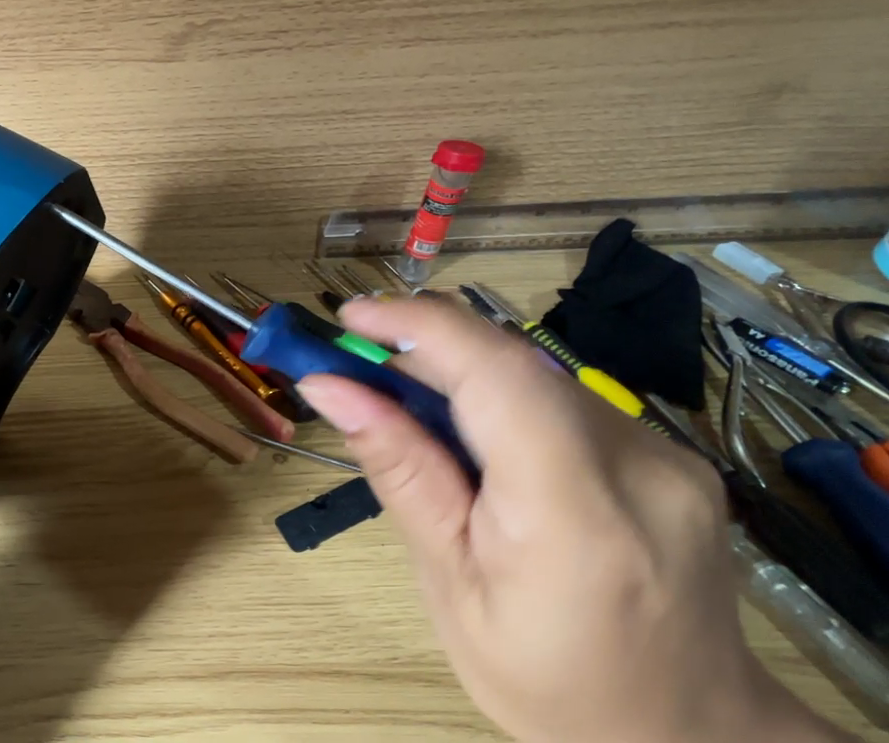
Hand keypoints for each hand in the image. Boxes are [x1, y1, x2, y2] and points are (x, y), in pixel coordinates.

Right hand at [297, 296, 851, 742]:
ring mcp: (667, 457)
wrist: (692, 734)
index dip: (419, 326)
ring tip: (402, 414)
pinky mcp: (670, 455)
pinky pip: (562, 398)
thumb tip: (329, 387)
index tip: (348, 318)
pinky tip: (470, 442)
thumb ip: (400, 472)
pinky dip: (498, 399)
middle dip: (421, 351)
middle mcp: (641, 467)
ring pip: (534, 375)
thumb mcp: (451, 585)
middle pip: (513, 365)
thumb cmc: (550, 681)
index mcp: (578, 514)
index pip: (500, 376)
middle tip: (353, 372)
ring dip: (456, 375)